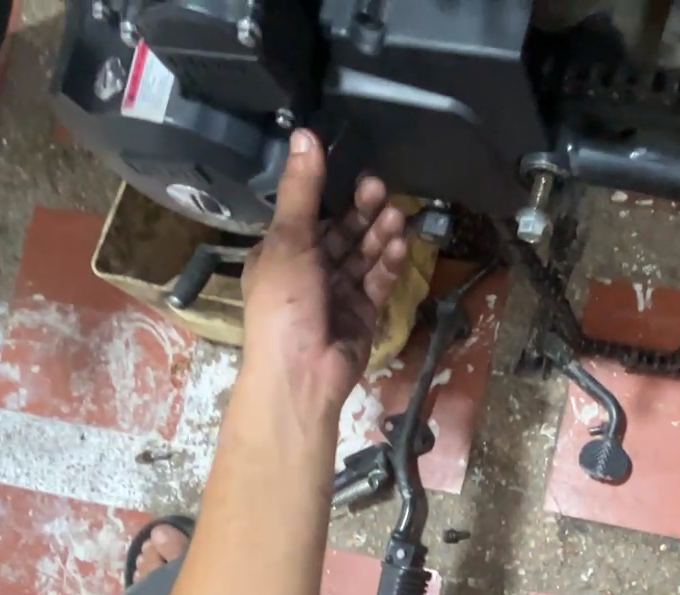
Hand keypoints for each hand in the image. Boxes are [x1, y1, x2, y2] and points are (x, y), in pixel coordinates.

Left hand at [241, 129, 409, 419]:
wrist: (301, 373)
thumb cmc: (283, 305)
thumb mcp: (287, 241)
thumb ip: (300, 190)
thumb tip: (305, 134)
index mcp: (281, 254)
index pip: (309, 215)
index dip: (330, 192)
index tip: (353, 169)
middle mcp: (309, 272)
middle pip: (341, 233)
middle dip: (361, 211)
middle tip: (381, 187)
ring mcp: (338, 295)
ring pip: (363, 256)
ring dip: (378, 234)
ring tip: (396, 214)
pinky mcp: (363, 314)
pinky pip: (377, 282)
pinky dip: (388, 263)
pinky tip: (398, 243)